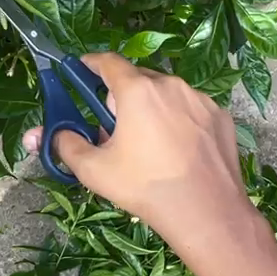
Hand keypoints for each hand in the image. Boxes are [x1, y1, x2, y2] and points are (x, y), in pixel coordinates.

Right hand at [21, 54, 269, 266]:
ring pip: (165, 93)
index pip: (107, 62)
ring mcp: (199, 99)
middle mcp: (170, 85)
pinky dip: (179, 120)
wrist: (206, 213)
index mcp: (137, 91)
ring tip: (148, 143)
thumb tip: (56, 134)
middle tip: (113, 126)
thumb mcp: (94, 170)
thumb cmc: (146, 187)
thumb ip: (66, 145)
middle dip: (121, 95)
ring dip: (151, 107)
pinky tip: (177, 150)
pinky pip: (190, 108)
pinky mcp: (219, 116)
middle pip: (137, 78)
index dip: (90, 63)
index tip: (81, 69)